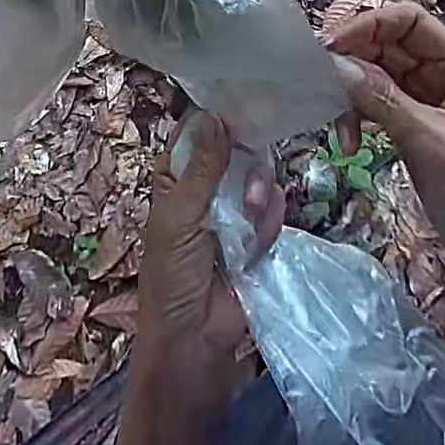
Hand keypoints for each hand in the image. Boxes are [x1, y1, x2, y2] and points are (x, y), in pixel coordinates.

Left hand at [115, 110, 278, 444]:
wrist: (196, 345)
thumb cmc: (171, 278)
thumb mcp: (179, 219)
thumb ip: (202, 169)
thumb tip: (216, 116)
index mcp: (175, 176)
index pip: (198, 130)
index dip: (219, 115)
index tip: (248, 99)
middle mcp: (206, 184)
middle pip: (236, 147)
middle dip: (246, 162)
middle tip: (248, 181)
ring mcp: (233, 208)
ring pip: (258, 175)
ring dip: (257, 196)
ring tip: (249, 220)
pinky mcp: (257, 232)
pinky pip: (272, 208)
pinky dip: (268, 223)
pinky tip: (255, 244)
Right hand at [328, 1, 444, 340]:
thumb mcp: (434, 145)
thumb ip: (384, 101)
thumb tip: (337, 65)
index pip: (409, 22)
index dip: (368, 26)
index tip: (332, 48)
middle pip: (389, 48)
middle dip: (354, 64)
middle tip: (323, 88)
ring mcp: (431, 104)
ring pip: (379, 79)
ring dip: (354, 97)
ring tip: (342, 133)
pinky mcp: (419, 129)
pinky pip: (381, 107)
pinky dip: (361, 119)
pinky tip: (352, 143)